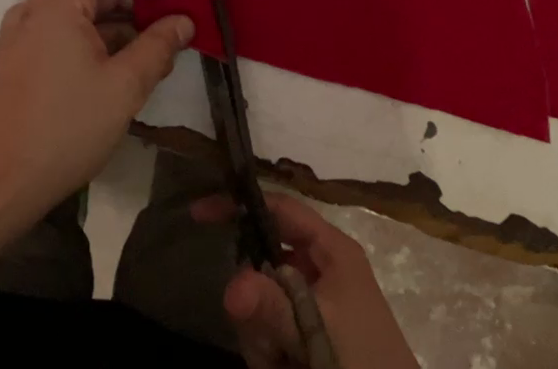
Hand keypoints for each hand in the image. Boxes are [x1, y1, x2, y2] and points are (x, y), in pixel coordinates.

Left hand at [0, 0, 193, 224]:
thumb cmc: (62, 129)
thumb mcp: (123, 87)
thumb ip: (157, 47)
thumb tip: (183, 23)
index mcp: (55, 3)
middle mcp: (33, 11)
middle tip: (168, 28)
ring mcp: (20, 39)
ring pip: (76, 13)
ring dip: (117, 25)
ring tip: (151, 57)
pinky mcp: (17, 66)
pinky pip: (61, 37)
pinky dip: (93, 43)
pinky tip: (118, 76)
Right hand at [193, 192, 418, 368]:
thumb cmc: (360, 359)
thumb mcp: (316, 332)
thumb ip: (273, 308)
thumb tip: (230, 286)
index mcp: (332, 250)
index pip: (279, 209)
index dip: (239, 205)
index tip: (198, 214)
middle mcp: (321, 268)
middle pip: (263, 261)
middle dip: (254, 301)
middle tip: (263, 337)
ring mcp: (313, 301)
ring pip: (261, 301)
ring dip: (261, 335)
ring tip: (279, 362)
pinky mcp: (308, 331)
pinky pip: (269, 330)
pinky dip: (268, 351)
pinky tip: (281, 367)